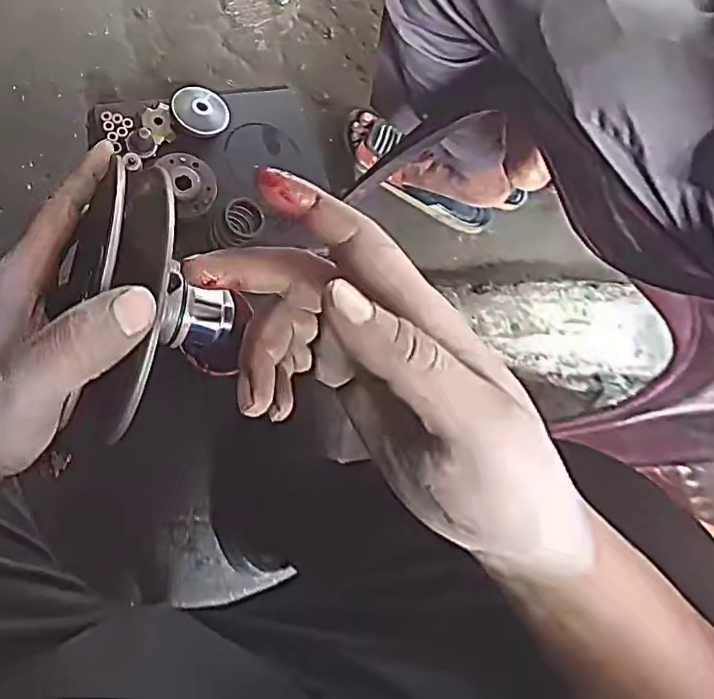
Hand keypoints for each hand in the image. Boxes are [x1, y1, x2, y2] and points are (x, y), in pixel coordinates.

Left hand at [0, 141, 156, 480]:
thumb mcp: (38, 375)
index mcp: (22, 279)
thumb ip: (84, 339)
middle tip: (134, 180)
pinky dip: (111, 272)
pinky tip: (130, 285)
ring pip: (77, 254)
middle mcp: (29, 285)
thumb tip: (135, 300)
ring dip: (106, 232)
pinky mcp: (54, 332)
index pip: (57, 213)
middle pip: (67, 225)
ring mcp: (40, 308)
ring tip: (139, 221)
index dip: (84, 179)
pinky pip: (87, 286)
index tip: (110, 153)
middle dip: (100, 196)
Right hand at [190, 169, 593, 579]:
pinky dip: (270, 371)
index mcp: (417, 315)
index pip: (358, 243)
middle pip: (305, 277)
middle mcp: (385, 320)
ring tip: (255, 397)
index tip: (268, 185)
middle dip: (250, 273)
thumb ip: (401, 351)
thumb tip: (338, 293)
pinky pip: (294, 353)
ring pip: (291, 318)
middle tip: (201, 276)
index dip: (312, 207)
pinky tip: (271, 401)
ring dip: (259, 348)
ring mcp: (365, 347)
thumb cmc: (508, 475)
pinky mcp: (351, 376)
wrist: (511, 529)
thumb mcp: (467, 418)